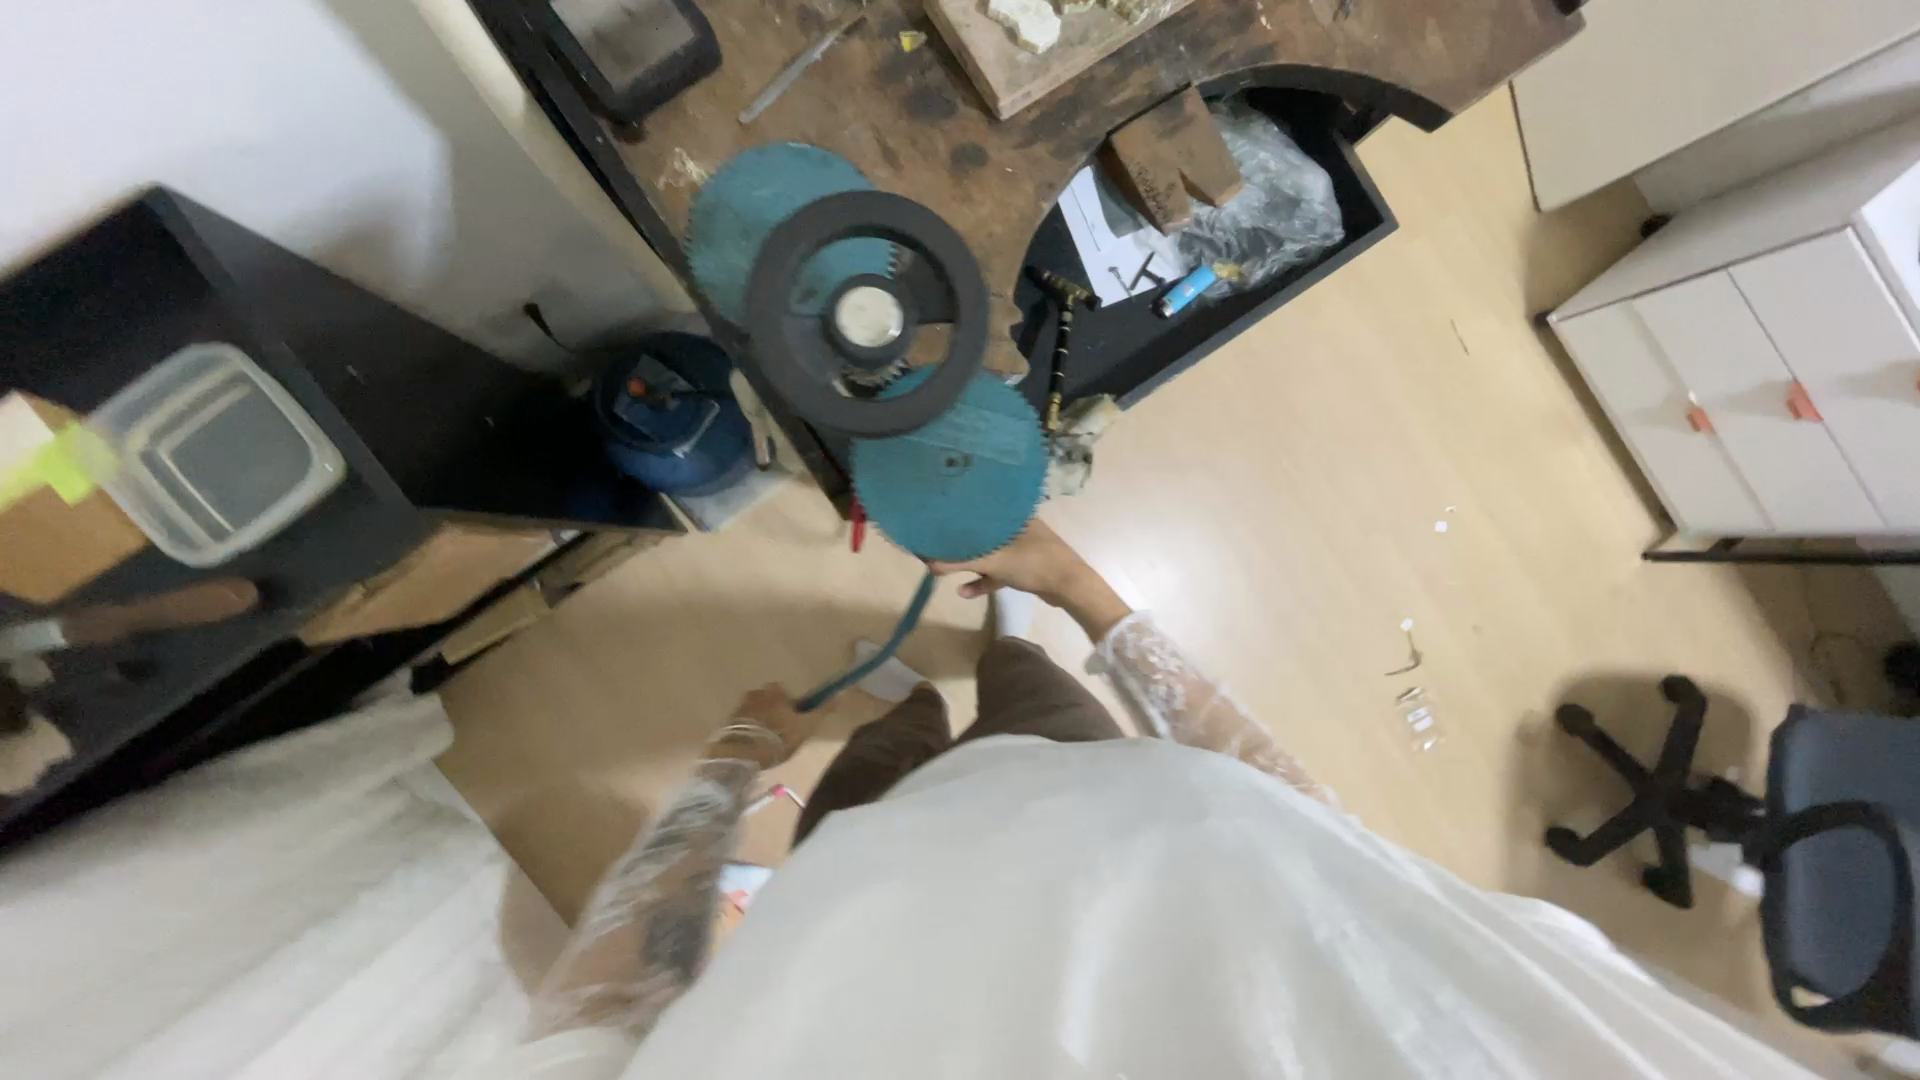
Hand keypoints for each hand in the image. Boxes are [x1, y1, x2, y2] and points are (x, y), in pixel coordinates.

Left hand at [710, 684, 816, 767]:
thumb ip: (822, 711)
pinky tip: (755, 747)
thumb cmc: (778, 738)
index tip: (796, 724)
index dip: (793, 708)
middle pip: (771, 702)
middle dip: (776, 714)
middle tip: (783, 735)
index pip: (788, 694)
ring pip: (757, 713)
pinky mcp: (727, 723)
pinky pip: (744, 724)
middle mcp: (755, 693)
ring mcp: (739, 707)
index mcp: (775, 690)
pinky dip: (750, 732)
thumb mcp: (806, 726)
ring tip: (768, 744)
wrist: (741, 757)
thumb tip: (840, 695)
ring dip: (763, 723)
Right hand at [927, 520, 1090, 602]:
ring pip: (989, 553)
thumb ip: (960, 562)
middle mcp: (1016, 527)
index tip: (937, 521)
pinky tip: (964, 592)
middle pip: (981, 532)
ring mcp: (1021, 548)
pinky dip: (983, 581)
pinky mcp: (1024, 568)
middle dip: (960, 542)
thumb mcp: (993, 561)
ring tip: (945, 570)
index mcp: (1011, 515)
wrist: (1070, 587)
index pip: (979, 510)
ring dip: (970, 564)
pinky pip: (997, 572)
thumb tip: (928, 564)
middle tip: (936, 546)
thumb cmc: (1034, 563)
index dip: (957, 516)